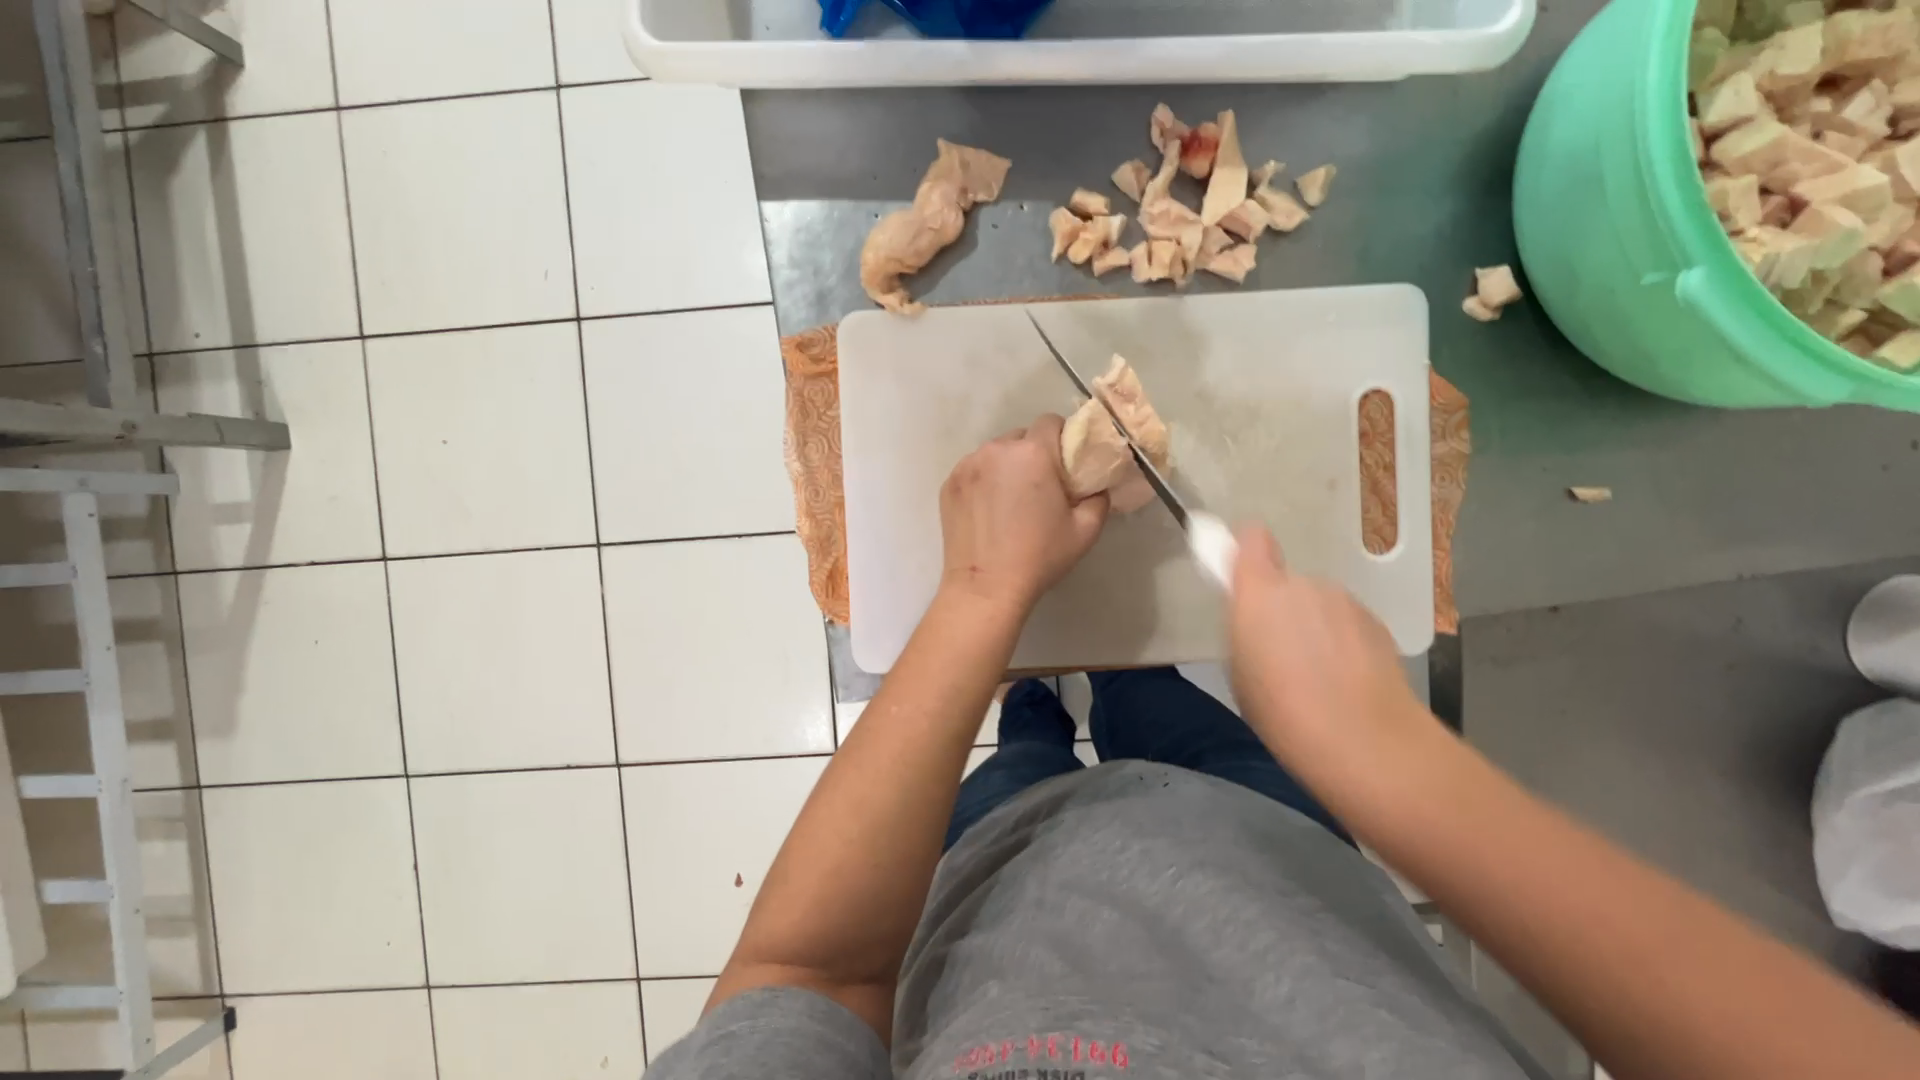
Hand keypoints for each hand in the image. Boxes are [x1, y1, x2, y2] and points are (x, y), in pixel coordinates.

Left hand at [939, 414, 1108, 613]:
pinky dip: (984, 481)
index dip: (1061, 438)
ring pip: (995, 453)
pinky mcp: (949, 484)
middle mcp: (996, 450)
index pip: (1050, 422)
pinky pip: (974, 470)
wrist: (985, 587)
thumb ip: (1099, 499)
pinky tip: (989, 510)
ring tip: (1011, 500)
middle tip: (1040, 486)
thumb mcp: (1085, 531)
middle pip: (1021, 436)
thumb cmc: (1039, 557)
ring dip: (1007, 466)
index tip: (1065, 464)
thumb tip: (1096, 486)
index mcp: (1033, 453)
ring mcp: (968, 466)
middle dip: (1033, 453)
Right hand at [1227, 524, 1435, 781]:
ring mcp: (1343, 601)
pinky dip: (1345, 644)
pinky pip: (1347, 625)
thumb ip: (1246, 628)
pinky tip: (1347, 682)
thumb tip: (1257, 617)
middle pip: (1286, 584)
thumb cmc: (1281, 709)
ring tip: (1319, 677)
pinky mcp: (1376, 622)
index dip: (1248, 553)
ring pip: (1320, 606)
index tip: (1244, 577)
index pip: (1252, 540)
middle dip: (1284, 610)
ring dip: (1317, 628)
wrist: (1361, 737)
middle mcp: (1302, 585)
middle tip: (1281, 655)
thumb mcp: (1240, 669)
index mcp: (1258, 593)